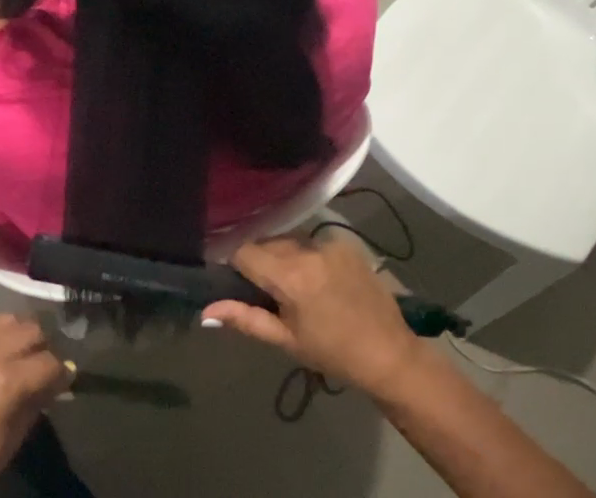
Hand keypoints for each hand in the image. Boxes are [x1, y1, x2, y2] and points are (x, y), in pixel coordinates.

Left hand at [0, 316, 71, 497]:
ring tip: (23, 356)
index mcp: (6, 380)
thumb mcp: (14, 437)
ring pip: (8, 320)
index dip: (62, 372)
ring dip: (20, 335)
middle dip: (44, 347)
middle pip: (31, 329)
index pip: (49, 361)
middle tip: (45, 368)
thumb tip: (58, 381)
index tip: (67, 380)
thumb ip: (38, 401)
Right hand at [203, 236, 422, 395]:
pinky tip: (319, 280)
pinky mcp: (347, 243)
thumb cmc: (333, 353)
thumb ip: (244, 318)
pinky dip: (308, 256)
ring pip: (289, 241)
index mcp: (291, 274)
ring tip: (296, 288)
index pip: (244, 251)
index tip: (241, 285)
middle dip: (262, 263)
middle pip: (267, 243)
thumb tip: (205, 311)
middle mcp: (309, 249)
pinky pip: (313, 242)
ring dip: (284, 257)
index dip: (237, 266)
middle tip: (271, 294)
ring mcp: (331, 242)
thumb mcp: (285, 340)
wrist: (390, 354)